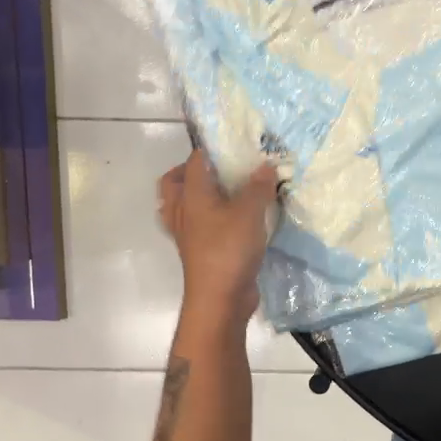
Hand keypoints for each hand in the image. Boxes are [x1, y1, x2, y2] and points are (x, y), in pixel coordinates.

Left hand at [158, 151, 279, 328]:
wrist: (220, 298)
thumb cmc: (229, 249)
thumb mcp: (249, 213)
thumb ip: (258, 187)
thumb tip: (266, 166)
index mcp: (191, 195)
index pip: (196, 160)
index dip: (214, 148)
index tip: (236, 142)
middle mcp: (183, 211)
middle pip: (174, 183)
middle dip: (190, 171)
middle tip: (217, 168)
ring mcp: (188, 233)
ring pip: (182, 206)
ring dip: (195, 195)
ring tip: (222, 192)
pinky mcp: (200, 251)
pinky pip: (196, 226)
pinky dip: (207, 218)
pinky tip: (230, 220)